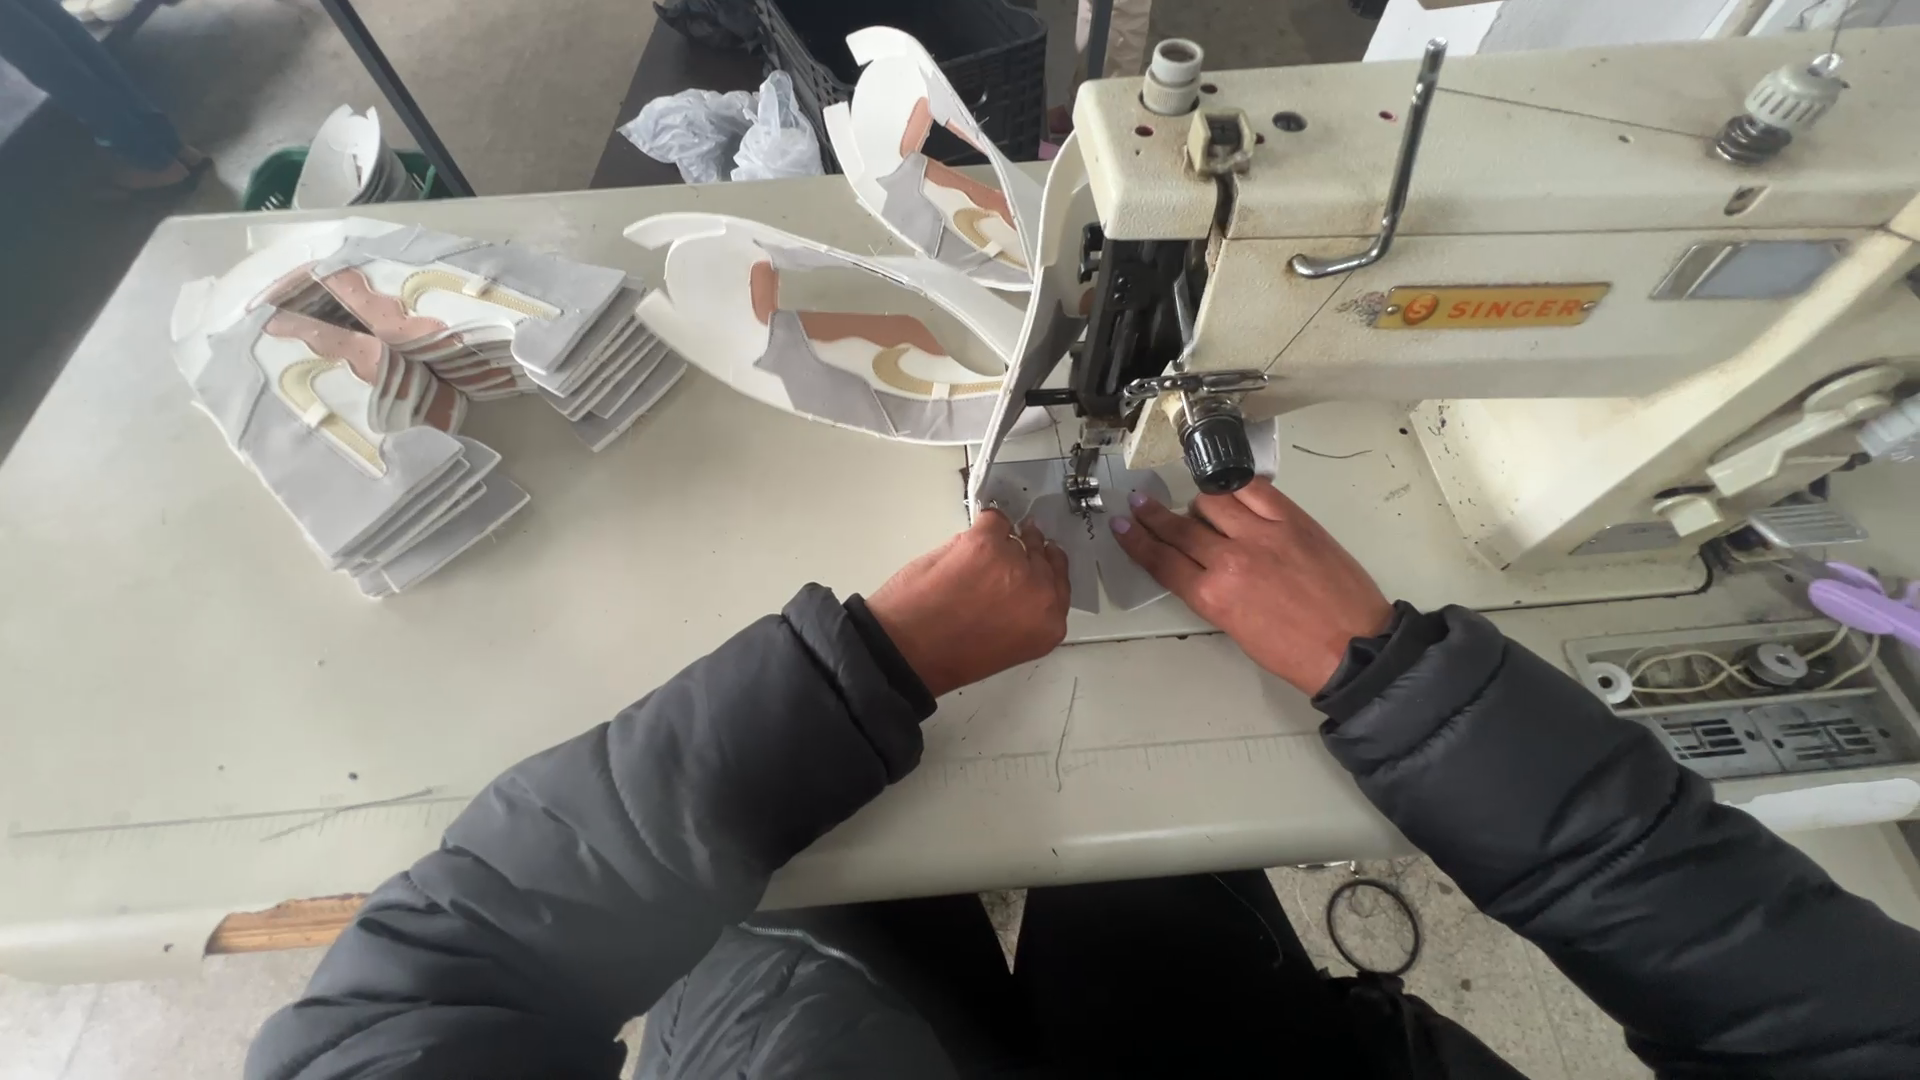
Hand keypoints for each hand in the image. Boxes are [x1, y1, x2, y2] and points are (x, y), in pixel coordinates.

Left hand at [866, 509, 1071, 697]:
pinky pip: (994, 520)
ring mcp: (1013, 563)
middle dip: (1027, 552)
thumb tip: (1017, 585)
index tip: (1041, 558)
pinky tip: (968, 540)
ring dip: (1003, 542)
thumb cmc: (947, 655)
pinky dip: (983, 526)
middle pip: (1043, 557)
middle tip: (1010, 549)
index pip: (1061, 585)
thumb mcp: (1004, 644)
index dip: (1047, 569)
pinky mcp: (985, 542)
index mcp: (1048, 624)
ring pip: (1018, 538)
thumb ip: (1023, 614)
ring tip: (979, 553)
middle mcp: (1040, 593)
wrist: (908, 649)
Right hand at [1109, 478, 1391, 694]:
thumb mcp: (1233, 628)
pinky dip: (1235, 487)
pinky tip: (1228, 489)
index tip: (1123, 526)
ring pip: (1212, 502)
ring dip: (1197, 503)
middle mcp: (1231, 561)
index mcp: (1212, 596)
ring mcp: (1262, 535)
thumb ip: (1209, 592)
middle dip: (1152, 514)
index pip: (1161, 559)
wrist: (1353, 649)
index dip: (1136, 540)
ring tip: (1195, 505)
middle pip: (1178, 528)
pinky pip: (1253, 490)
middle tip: (1139, 502)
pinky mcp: (1292, 521)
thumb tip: (1197, 564)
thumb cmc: (1294, 650)